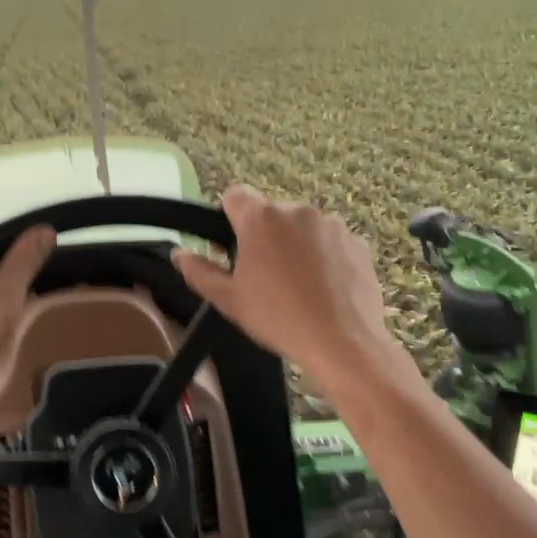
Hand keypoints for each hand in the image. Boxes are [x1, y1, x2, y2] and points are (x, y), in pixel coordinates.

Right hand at [170, 185, 423, 396]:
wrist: (342, 342)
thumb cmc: (277, 319)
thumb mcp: (228, 300)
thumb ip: (199, 272)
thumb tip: (179, 254)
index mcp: (260, 218)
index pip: (235, 195)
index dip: (229, 217)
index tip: (232, 246)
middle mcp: (297, 210)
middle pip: (270, 213)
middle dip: (264, 236)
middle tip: (263, 275)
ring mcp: (331, 224)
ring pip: (302, 227)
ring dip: (295, 245)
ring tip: (297, 285)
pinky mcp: (357, 241)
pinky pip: (330, 241)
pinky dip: (324, 256)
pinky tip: (323, 288)